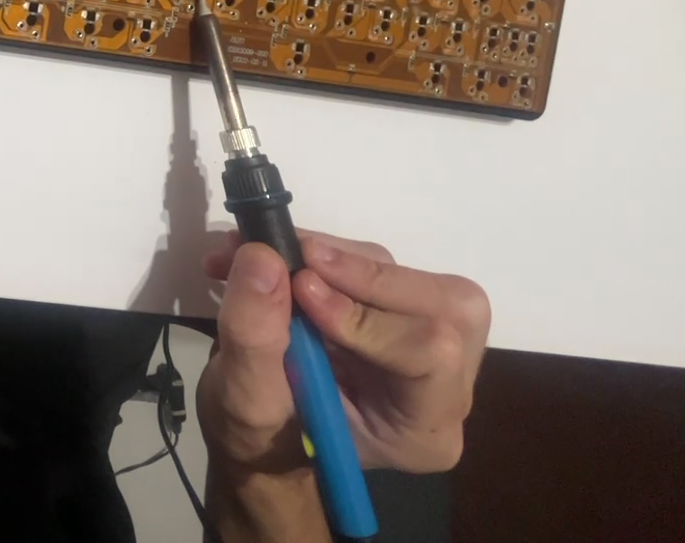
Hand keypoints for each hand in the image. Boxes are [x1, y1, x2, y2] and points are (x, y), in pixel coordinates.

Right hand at [197, 231, 490, 478]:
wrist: (258, 433)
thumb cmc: (257, 437)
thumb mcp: (243, 400)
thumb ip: (253, 336)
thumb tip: (262, 256)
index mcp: (421, 429)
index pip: (432, 355)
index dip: (366, 315)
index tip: (299, 287)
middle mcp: (441, 383)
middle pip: (440, 304)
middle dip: (357, 271)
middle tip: (282, 255)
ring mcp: (419, 340)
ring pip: (401, 272)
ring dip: (322, 252)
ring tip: (247, 252)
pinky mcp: (387, 308)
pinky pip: (366, 261)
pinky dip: (309, 248)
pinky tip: (258, 257)